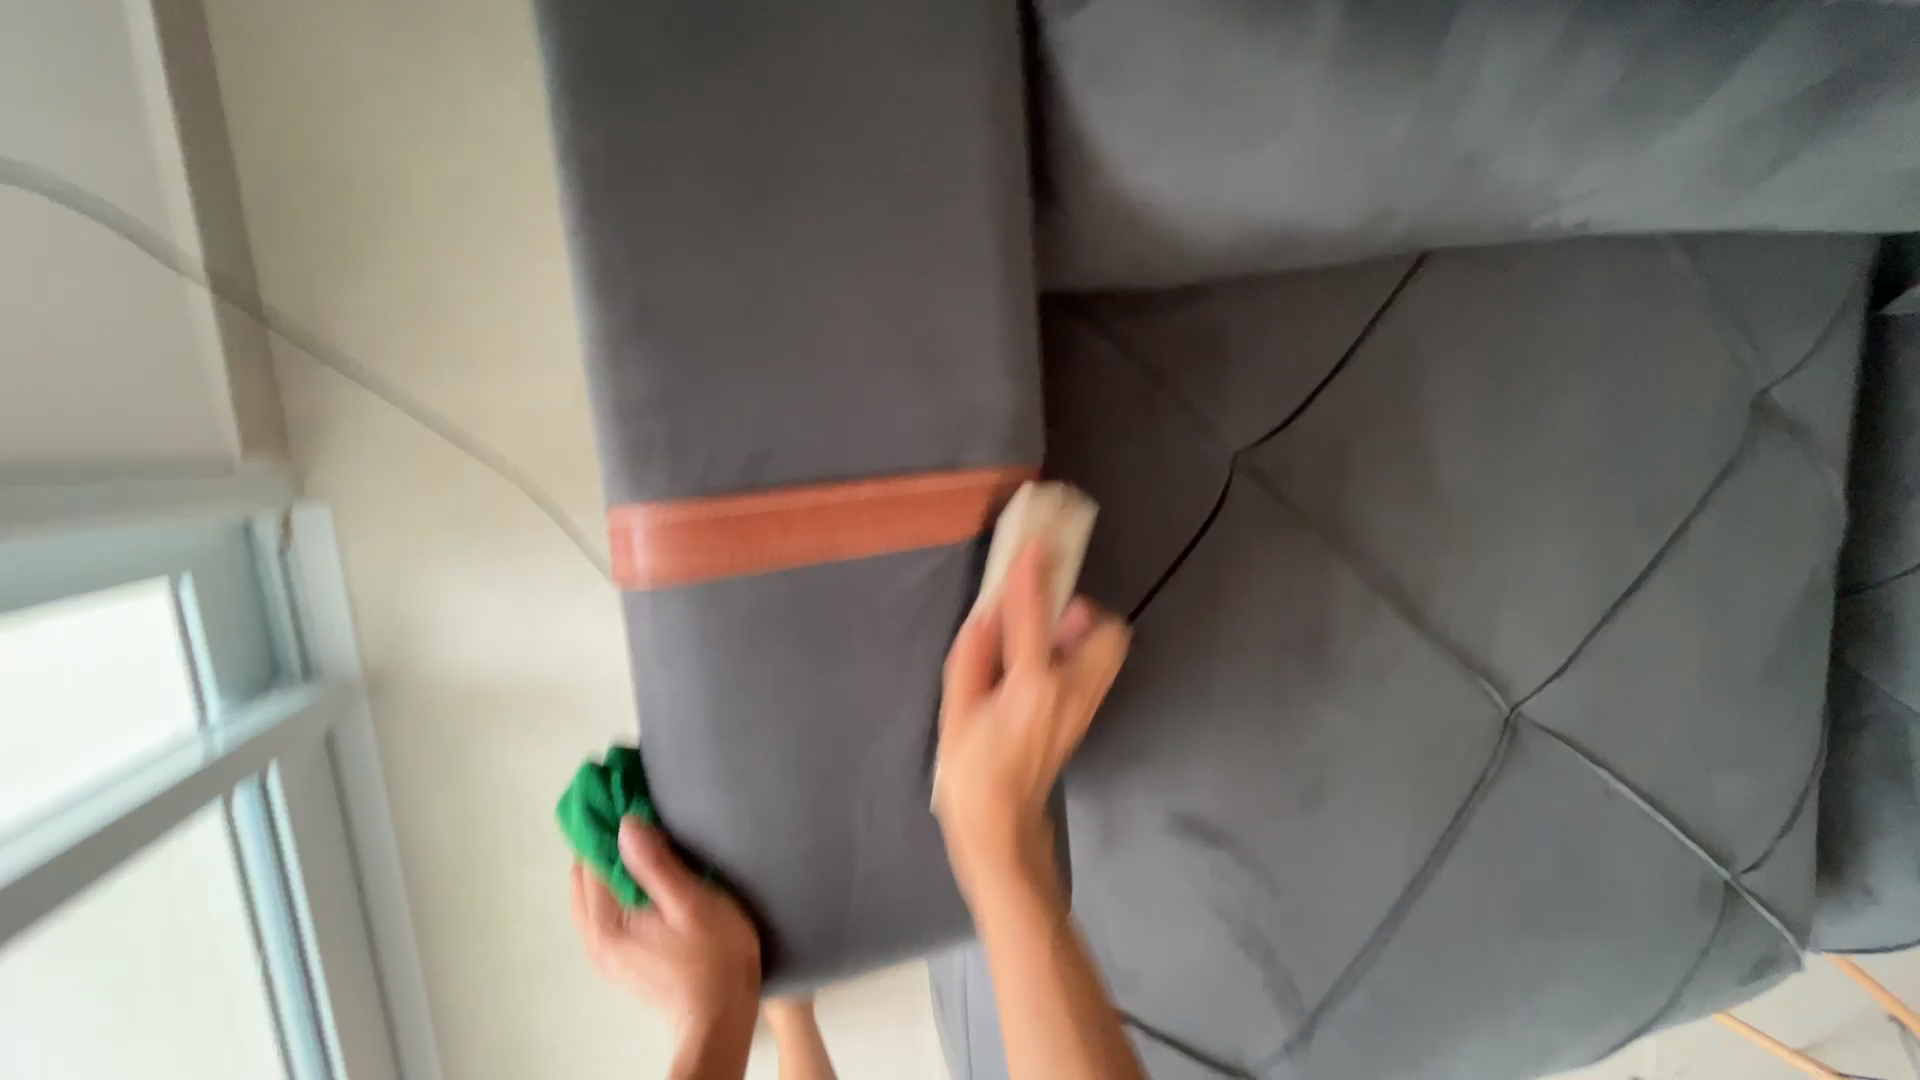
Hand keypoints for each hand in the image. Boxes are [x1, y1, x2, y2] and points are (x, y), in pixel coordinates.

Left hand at [570, 819, 761, 1041]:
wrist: (719, 1016)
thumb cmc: (715, 956)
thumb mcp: (694, 903)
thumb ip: (658, 865)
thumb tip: (627, 824)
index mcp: (607, 922)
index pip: (590, 858)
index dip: (603, 821)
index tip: (619, 788)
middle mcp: (593, 938)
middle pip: (583, 874)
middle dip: (601, 837)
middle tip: (629, 805)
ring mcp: (602, 952)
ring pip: (589, 892)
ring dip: (605, 860)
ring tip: (635, 832)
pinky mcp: (616, 959)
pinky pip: (600, 908)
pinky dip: (611, 882)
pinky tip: (637, 871)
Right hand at [933, 543, 1130, 901]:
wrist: (1002, 827)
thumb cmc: (971, 772)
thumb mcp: (956, 713)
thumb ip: (973, 657)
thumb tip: (986, 615)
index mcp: (1033, 686)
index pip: (1035, 617)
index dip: (1032, 576)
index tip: (1034, 546)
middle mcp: (1071, 691)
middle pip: (1107, 631)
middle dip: (1080, 608)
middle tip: (1045, 609)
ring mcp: (1085, 705)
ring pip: (1109, 648)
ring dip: (1083, 629)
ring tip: (1045, 634)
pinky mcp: (1085, 715)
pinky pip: (1096, 668)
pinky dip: (1079, 651)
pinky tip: (1044, 662)